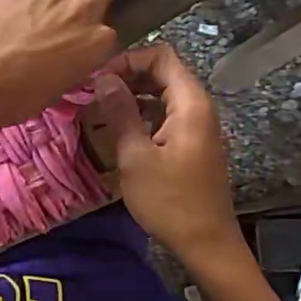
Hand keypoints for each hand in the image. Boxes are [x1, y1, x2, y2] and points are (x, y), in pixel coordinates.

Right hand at [84, 44, 241, 262]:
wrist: (206, 244)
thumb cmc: (169, 200)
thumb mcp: (136, 155)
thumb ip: (120, 111)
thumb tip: (103, 77)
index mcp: (190, 104)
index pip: (161, 56)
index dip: (128, 59)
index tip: (99, 79)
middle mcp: (199, 108)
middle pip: (162, 72)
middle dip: (127, 75)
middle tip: (93, 93)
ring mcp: (197, 127)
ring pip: (162, 94)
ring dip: (132, 95)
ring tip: (99, 108)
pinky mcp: (192, 144)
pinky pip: (165, 114)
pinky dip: (142, 113)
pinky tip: (118, 129)